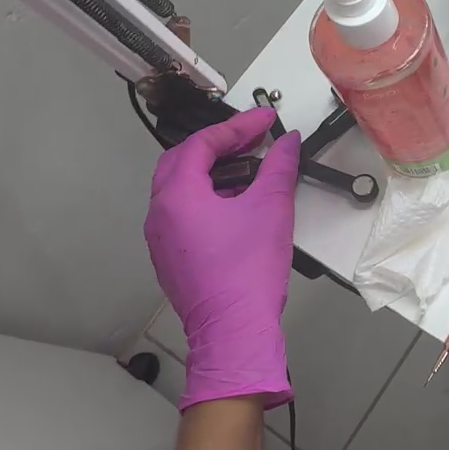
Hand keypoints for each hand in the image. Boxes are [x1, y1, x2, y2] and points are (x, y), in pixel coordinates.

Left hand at [144, 108, 300, 409]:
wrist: (234, 330)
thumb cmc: (249, 270)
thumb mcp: (271, 208)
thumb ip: (279, 167)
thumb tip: (289, 142)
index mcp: (177, 196)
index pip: (201, 144)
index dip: (237, 126)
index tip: (266, 119)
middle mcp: (160, 214)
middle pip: (182, 161)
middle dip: (218, 145)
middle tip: (253, 139)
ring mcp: (161, 240)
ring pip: (181, 189)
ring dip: (213, 172)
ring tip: (250, 169)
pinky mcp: (172, 259)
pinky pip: (184, 215)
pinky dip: (208, 198)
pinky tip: (238, 205)